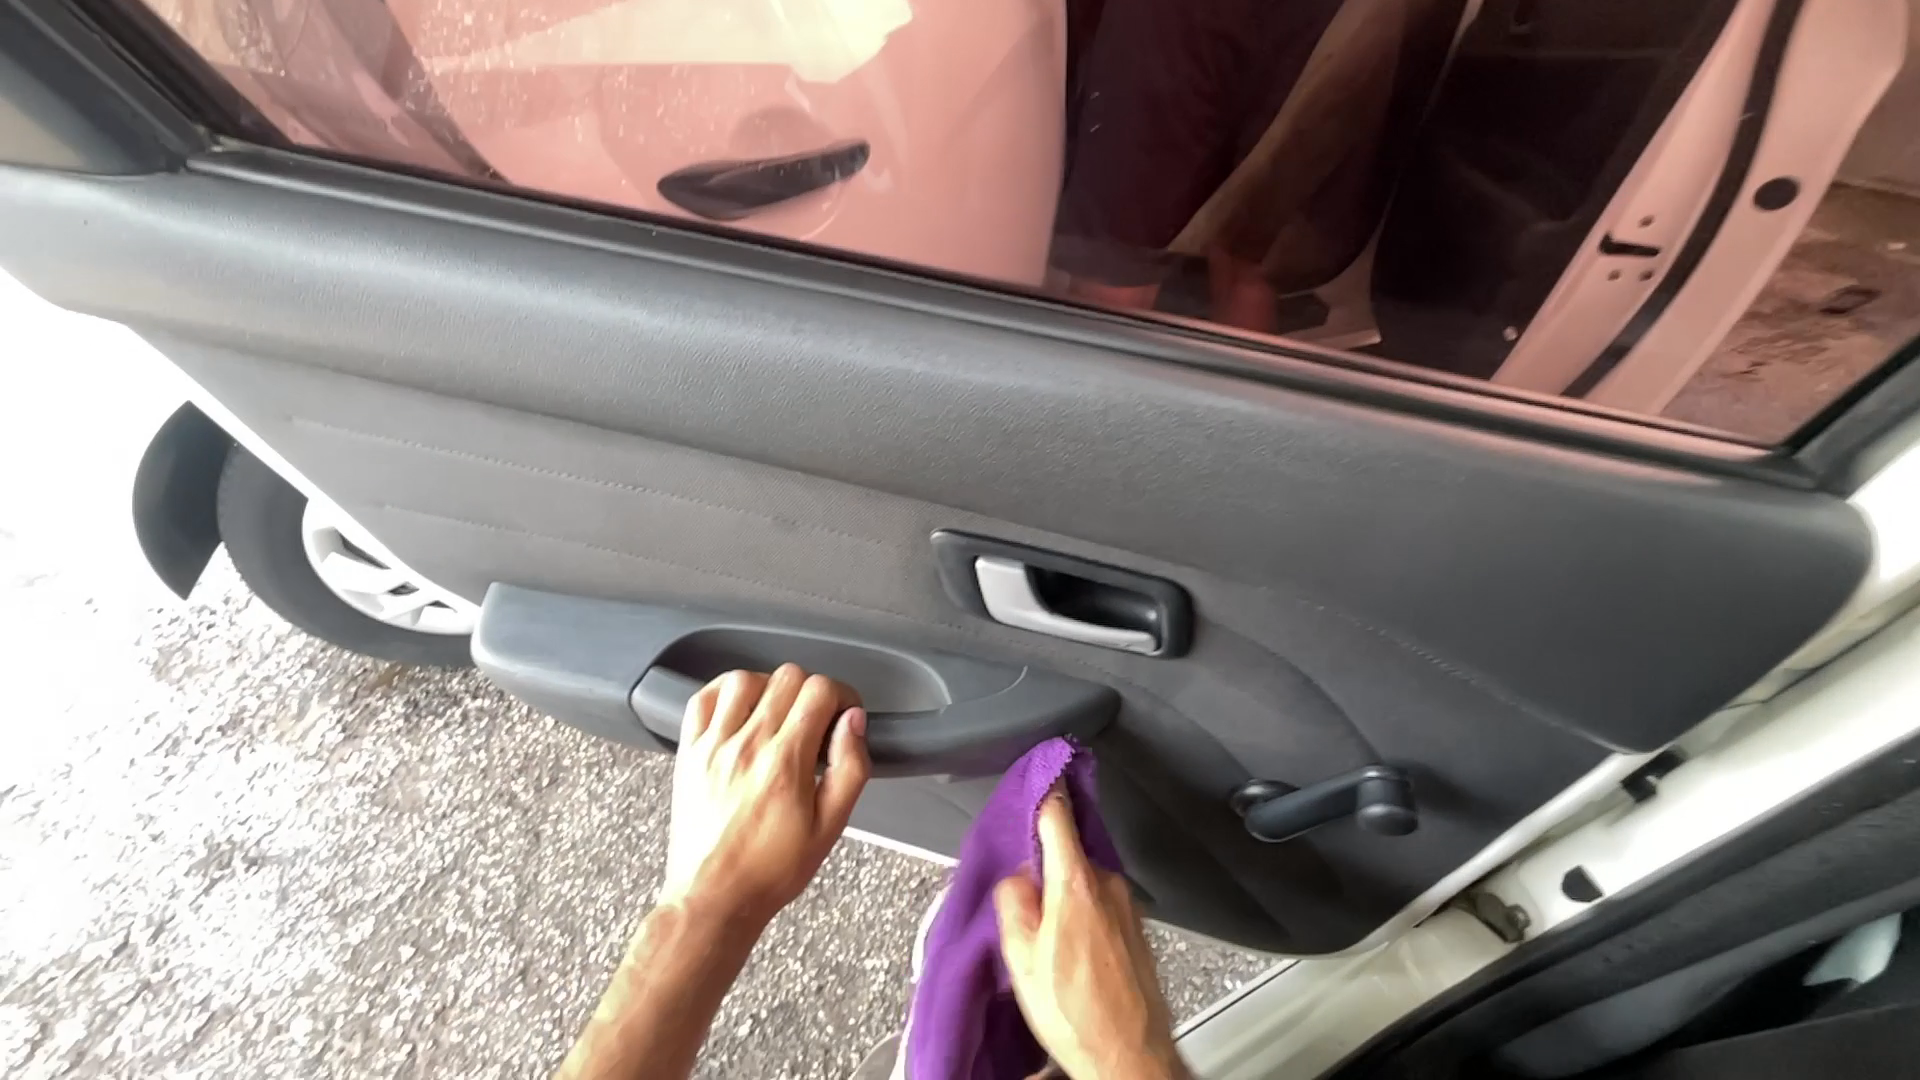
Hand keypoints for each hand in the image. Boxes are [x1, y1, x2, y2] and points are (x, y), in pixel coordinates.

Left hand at [659, 665, 869, 926]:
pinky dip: (724, 692)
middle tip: (815, 720)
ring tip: (778, 714)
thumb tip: (854, 721)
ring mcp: (713, 745)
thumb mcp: (831, 826)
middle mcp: (747, 745)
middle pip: (787, 676)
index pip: (820, 690)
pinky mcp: (689, 752)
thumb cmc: (772, 868)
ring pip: (744, 678)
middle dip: (811, 690)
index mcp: (785, 762)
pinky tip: (740, 708)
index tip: (844, 715)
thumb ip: (850, 767)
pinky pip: (702, 698)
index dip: (842, 695)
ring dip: (769, 687)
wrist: (713, 899)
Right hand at [995, 792, 1187, 1079]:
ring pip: (1085, 877)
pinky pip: (1102, 899)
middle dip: (1046, 865)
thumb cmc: (1078, 1013)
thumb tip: (1017, 880)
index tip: (1042, 772)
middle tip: (1028, 900)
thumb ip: (1012, 902)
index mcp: (1075, 883)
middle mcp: (1107, 884)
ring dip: (1066, 892)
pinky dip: (1085, 910)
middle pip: (1069, 849)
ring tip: (1052, 940)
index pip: (1058, 815)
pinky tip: (1075, 951)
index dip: (1046, 790)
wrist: (1130, 1059)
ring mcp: (1127, 904)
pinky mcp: (1137, 926)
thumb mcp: (1022, 957)